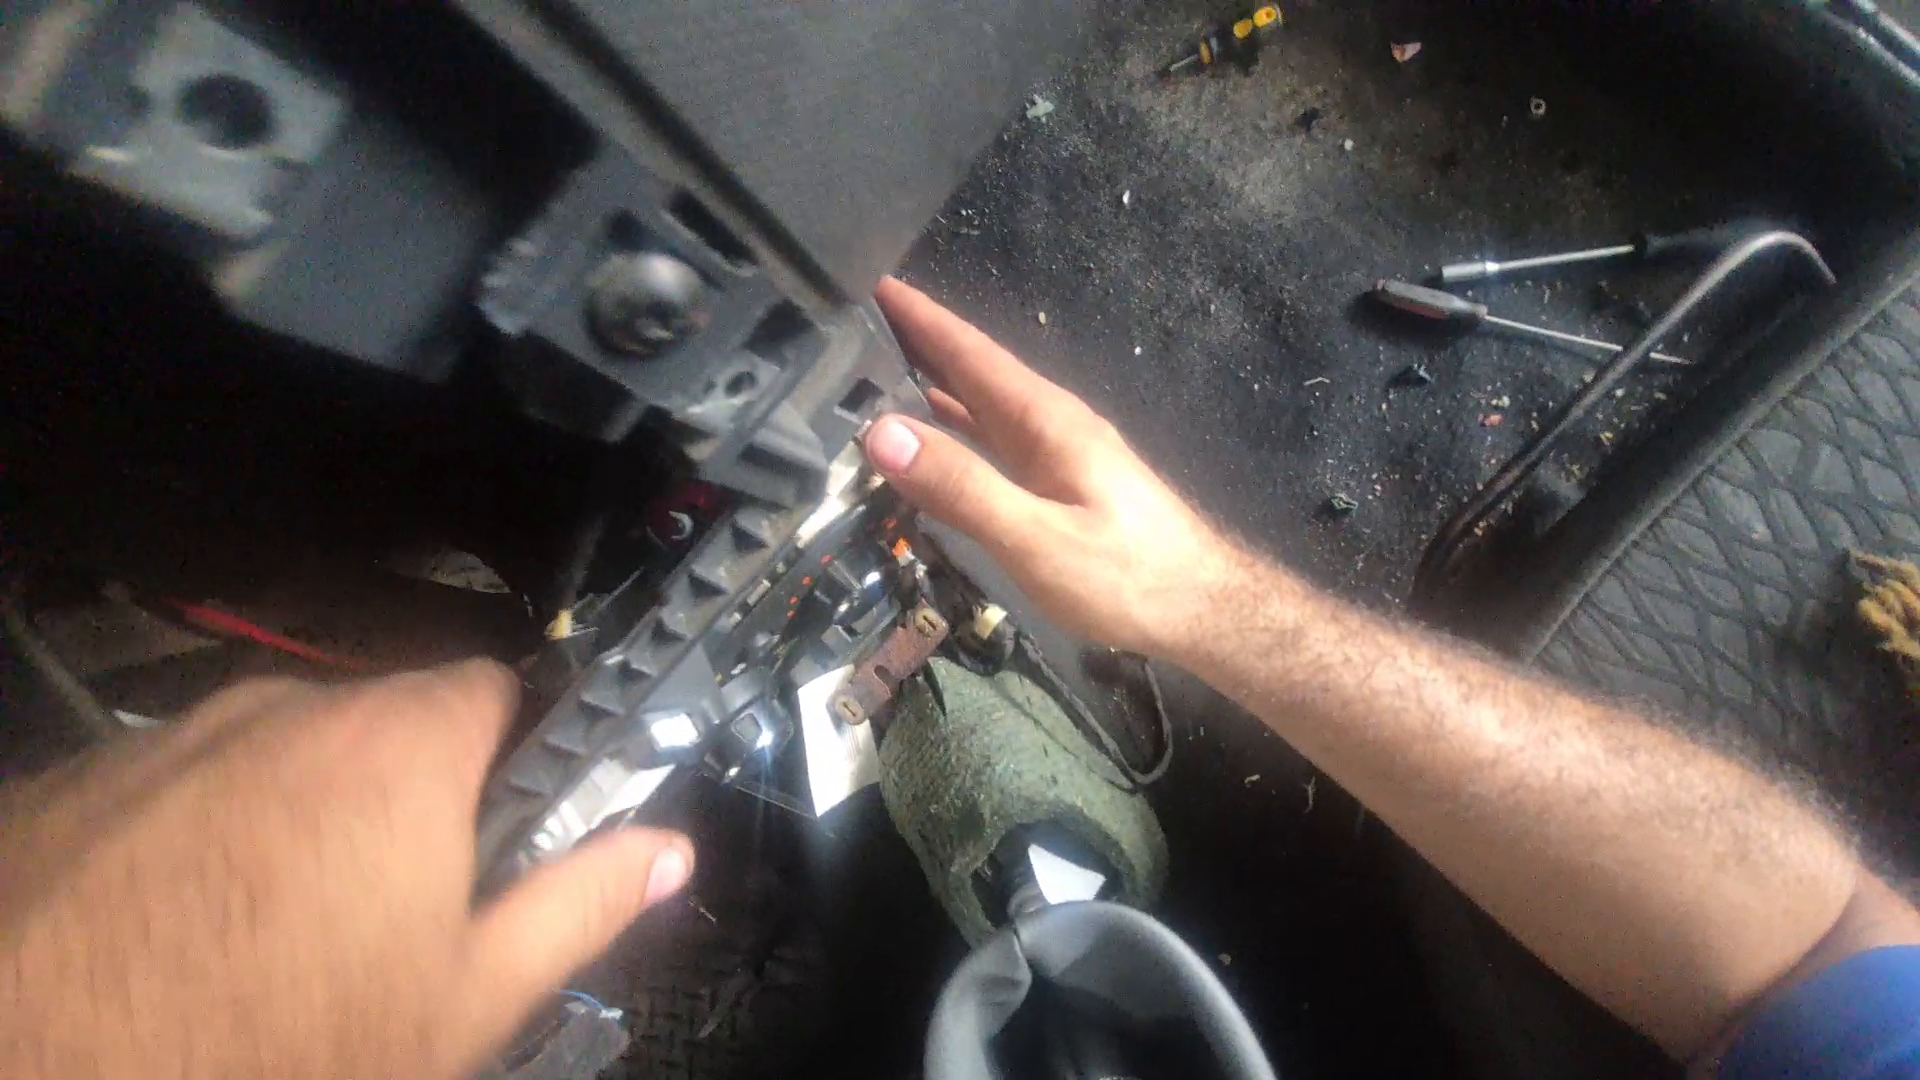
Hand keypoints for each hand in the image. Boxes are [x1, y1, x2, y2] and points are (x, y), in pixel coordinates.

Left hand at [0, 660, 692, 1079]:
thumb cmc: (278, 1055)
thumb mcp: (466, 998)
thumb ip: (584, 900)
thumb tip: (676, 851)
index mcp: (398, 745)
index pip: (497, 684)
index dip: (517, 744)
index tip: (504, 817)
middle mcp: (283, 712)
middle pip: (389, 715)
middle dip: (412, 780)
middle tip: (395, 892)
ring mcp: (155, 744)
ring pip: (279, 746)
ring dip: (302, 799)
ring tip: (268, 922)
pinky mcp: (48, 789)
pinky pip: (170, 781)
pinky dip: (192, 827)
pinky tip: (158, 931)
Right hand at [865, 278, 1243, 658]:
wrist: (1200, 608)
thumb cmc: (1126, 576)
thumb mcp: (1036, 537)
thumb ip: (962, 487)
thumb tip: (883, 433)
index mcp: (1044, 419)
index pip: (971, 353)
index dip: (922, 319)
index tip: (872, 284)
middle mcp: (1050, 423)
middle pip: (975, 372)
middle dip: (919, 345)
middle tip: (856, 329)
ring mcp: (1058, 453)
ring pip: (984, 407)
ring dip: (935, 386)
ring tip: (879, 375)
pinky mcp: (1062, 483)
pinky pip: (996, 442)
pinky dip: (958, 430)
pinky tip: (936, 439)